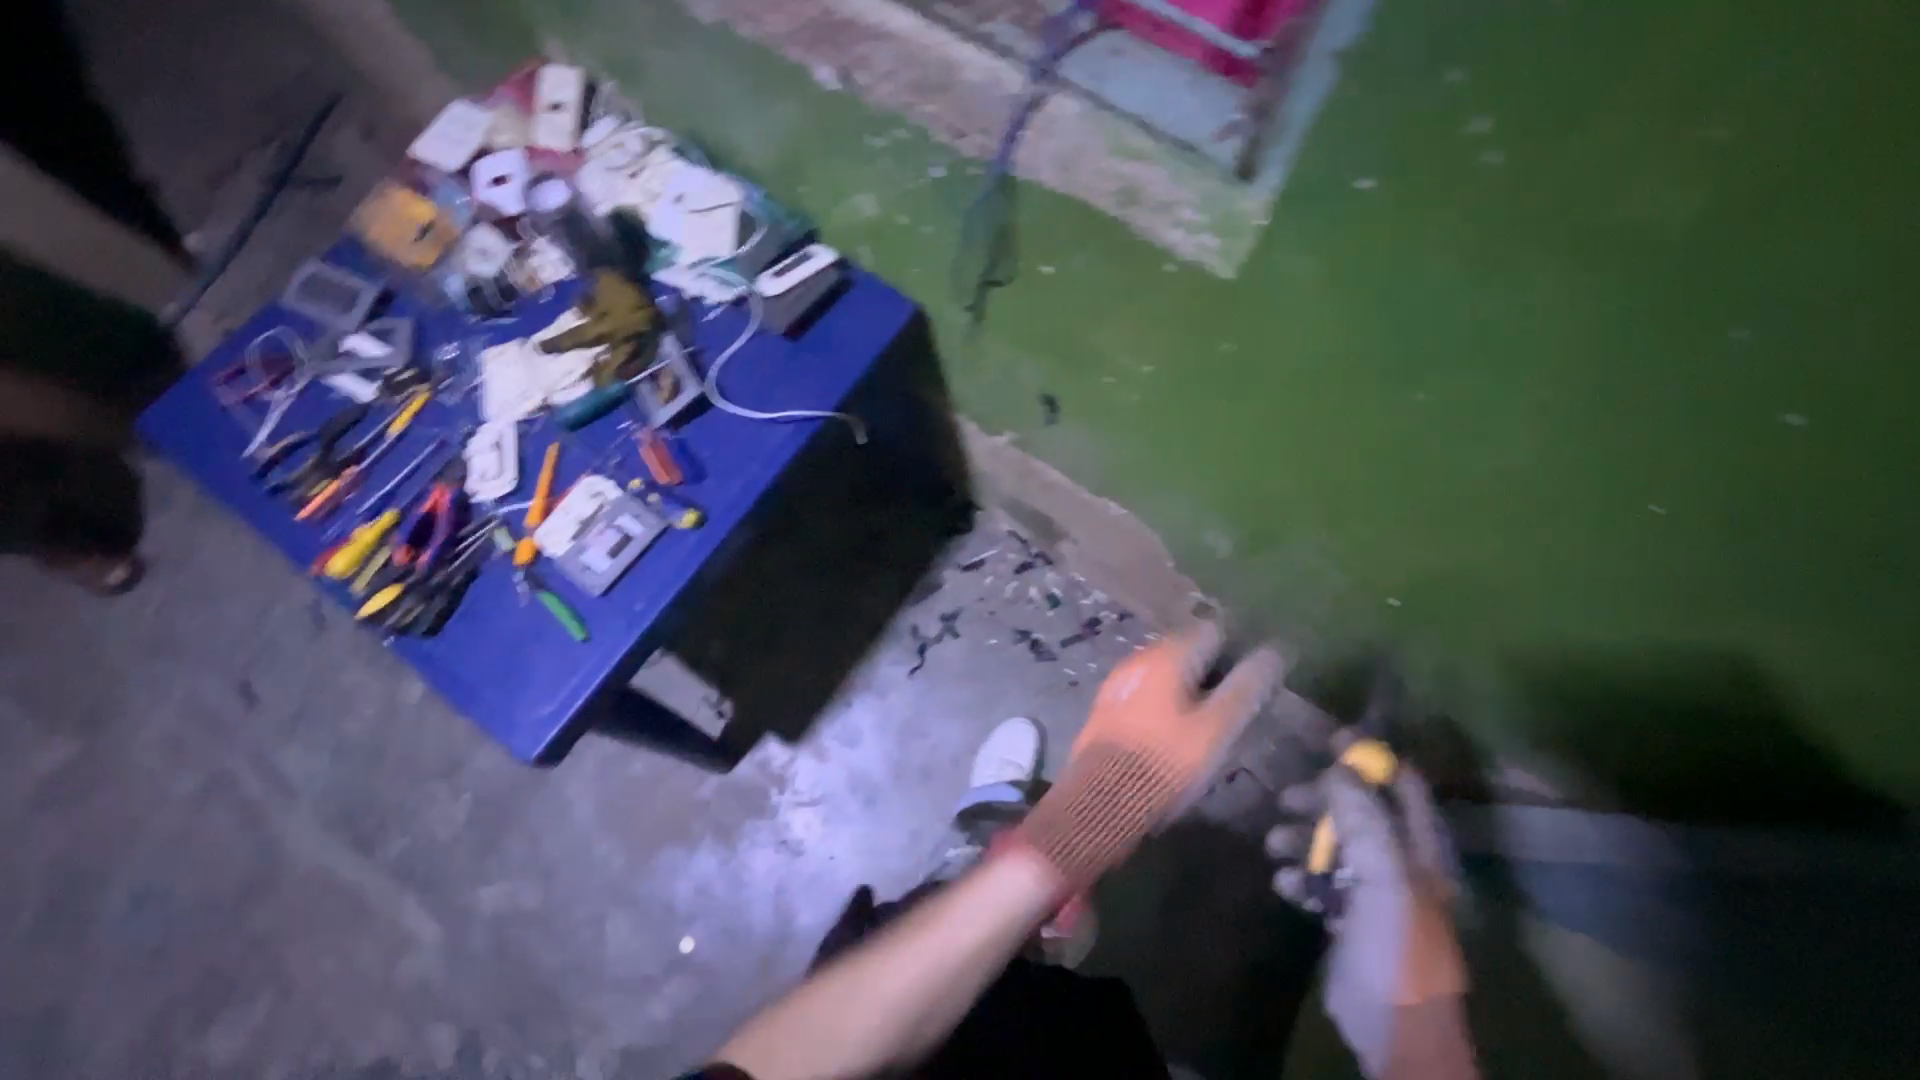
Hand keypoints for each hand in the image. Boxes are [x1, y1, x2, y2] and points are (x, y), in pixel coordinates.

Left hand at [1016, 622, 1282, 890]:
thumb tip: (1274, 652)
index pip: (1213, 632)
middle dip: (1212, 667)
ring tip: (1208, 718)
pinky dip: (1164, 700)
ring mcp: (1118, 681)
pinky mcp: (1106, 706)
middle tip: (1235, 700)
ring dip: (1187, 685)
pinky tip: (1173, 728)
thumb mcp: (1217, 727)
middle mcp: (1138, 657)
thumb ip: (1246, 687)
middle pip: (1185, 649)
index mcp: (1167, 655)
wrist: (1102, 797)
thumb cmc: (1166, 760)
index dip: (1239, 648)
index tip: (1256, 674)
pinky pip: (1144, 690)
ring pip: (1163, 670)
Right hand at [1267, 750, 1466, 1077]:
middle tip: (1286, 799)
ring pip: (1333, 846)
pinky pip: (1319, 882)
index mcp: (1420, 849)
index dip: (1370, 758)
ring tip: (1275, 845)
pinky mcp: (1347, 916)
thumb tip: (1341, 770)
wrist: (1396, 1028)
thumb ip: (1365, 821)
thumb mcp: (1386, 879)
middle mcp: (1398, 863)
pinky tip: (1286, 886)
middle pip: (1358, 812)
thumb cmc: (1398, 945)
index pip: (1402, 786)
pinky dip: (1300, 878)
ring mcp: (1372, 891)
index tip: (1330, 740)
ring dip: (1302, 841)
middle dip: (1322, 801)